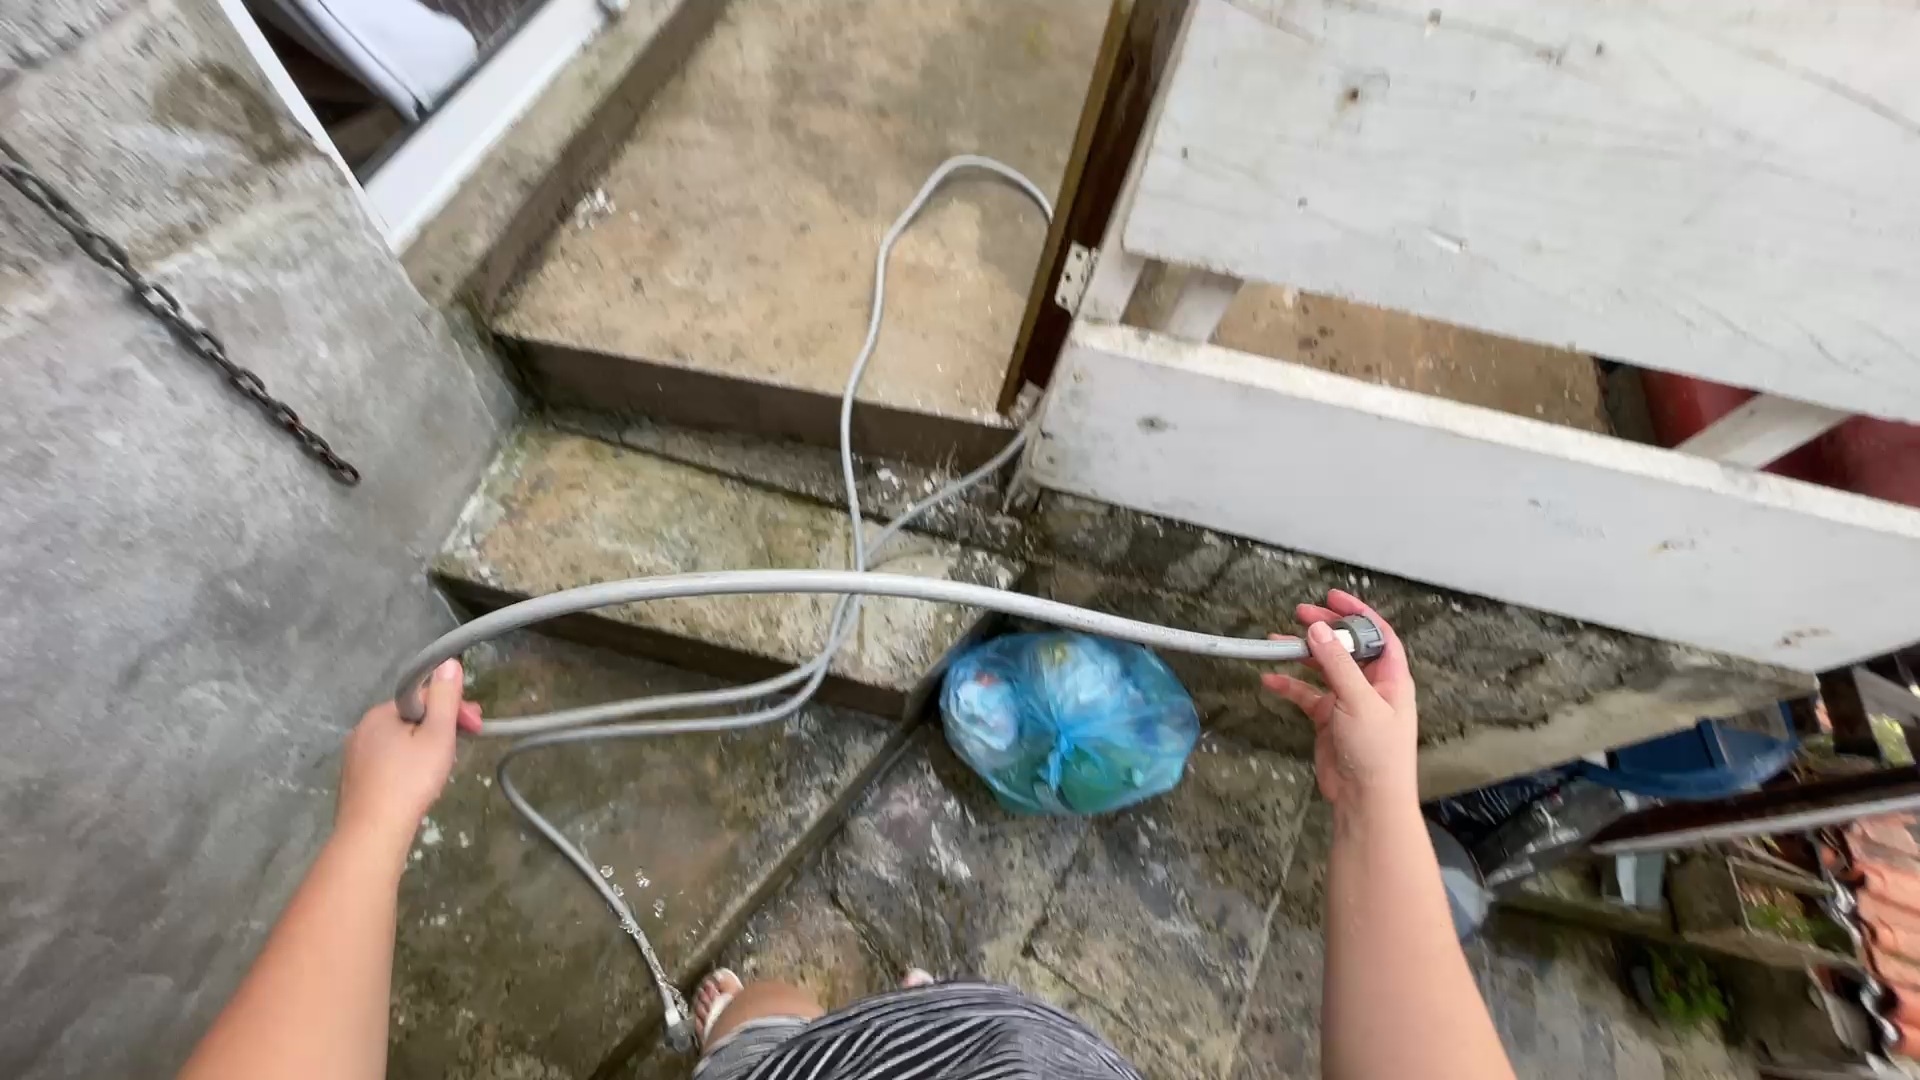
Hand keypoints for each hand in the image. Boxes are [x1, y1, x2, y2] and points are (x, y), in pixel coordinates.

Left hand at [335, 659, 481, 854]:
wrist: (372, 832)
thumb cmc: (411, 778)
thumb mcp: (438, 734)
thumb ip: (444, 697)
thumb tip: (448, 662)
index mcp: (380, 714)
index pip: (426, 697)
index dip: (455, 708)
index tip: (476, 726)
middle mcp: (362, 730)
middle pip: (414, 717)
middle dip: (443, 727)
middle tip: (465, 746)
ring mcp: (355, 756)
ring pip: (402, 739)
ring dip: (428, 745)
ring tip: (443, 767)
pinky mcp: (355, 779)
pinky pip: (390, 759)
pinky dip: (409, 763)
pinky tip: (419, 781)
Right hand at [1261, 590, 1417, 807]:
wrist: (1366, 799)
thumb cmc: (1376, 752)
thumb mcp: (1358, 702)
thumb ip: (1337, 664)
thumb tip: (1318, 629)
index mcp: (1391, 679)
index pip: (1378, 635)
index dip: (1358, 613)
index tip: (1332, 597)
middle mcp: (1371, 687)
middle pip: (1348, 648)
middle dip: (1326, 629)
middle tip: (1300, 613)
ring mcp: (1348, 703)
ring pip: (1323, 669)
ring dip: (1302, 655)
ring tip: (1277, 641)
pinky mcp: (1329, 719)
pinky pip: (1306, 694)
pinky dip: (1289, 685)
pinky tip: (1270, 680)